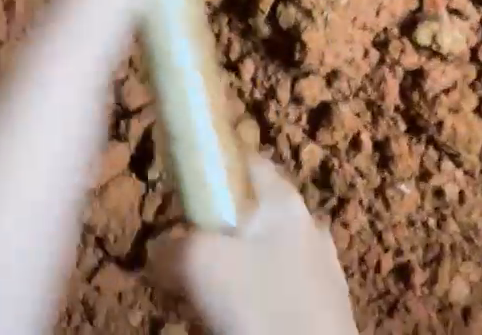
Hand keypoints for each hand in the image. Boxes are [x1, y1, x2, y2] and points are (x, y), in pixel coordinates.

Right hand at [177, 159, 358, 334]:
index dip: (212, 170)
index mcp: (284, 198)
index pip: (244, 162)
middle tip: (187, 261)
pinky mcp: (323, 309)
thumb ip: (172, 246)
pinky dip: (253, 304)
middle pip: (250, 215)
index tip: (184, 193)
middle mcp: (307, 223)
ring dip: (233, 276)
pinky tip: (235, 323)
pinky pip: (276, 293)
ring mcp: (321, 268)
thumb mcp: (199, 264)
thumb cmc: (262, 302)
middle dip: (217, 235)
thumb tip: (158, 250)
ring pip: (262, 258)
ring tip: (207, 302)